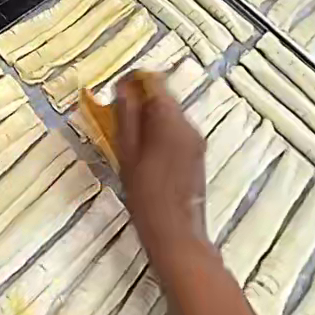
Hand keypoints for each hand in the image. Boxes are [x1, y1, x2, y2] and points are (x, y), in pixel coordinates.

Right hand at [113, 74, 208, 256]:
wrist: (176, 234)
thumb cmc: (145, 195)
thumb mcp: (127, 153)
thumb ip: (126, 116)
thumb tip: (123, 88)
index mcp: (170, 120)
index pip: (154, 81)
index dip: (134, 80)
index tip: (116, 91)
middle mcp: (188, 124)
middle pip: (163, 97)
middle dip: (140, 100)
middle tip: (116, 117)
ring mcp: (196, 139)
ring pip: (170, 114)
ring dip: (150, 117)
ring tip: (128, 138)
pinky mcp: (198, 152)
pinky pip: (177, 130)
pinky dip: (161, 131)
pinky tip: (146, 153)